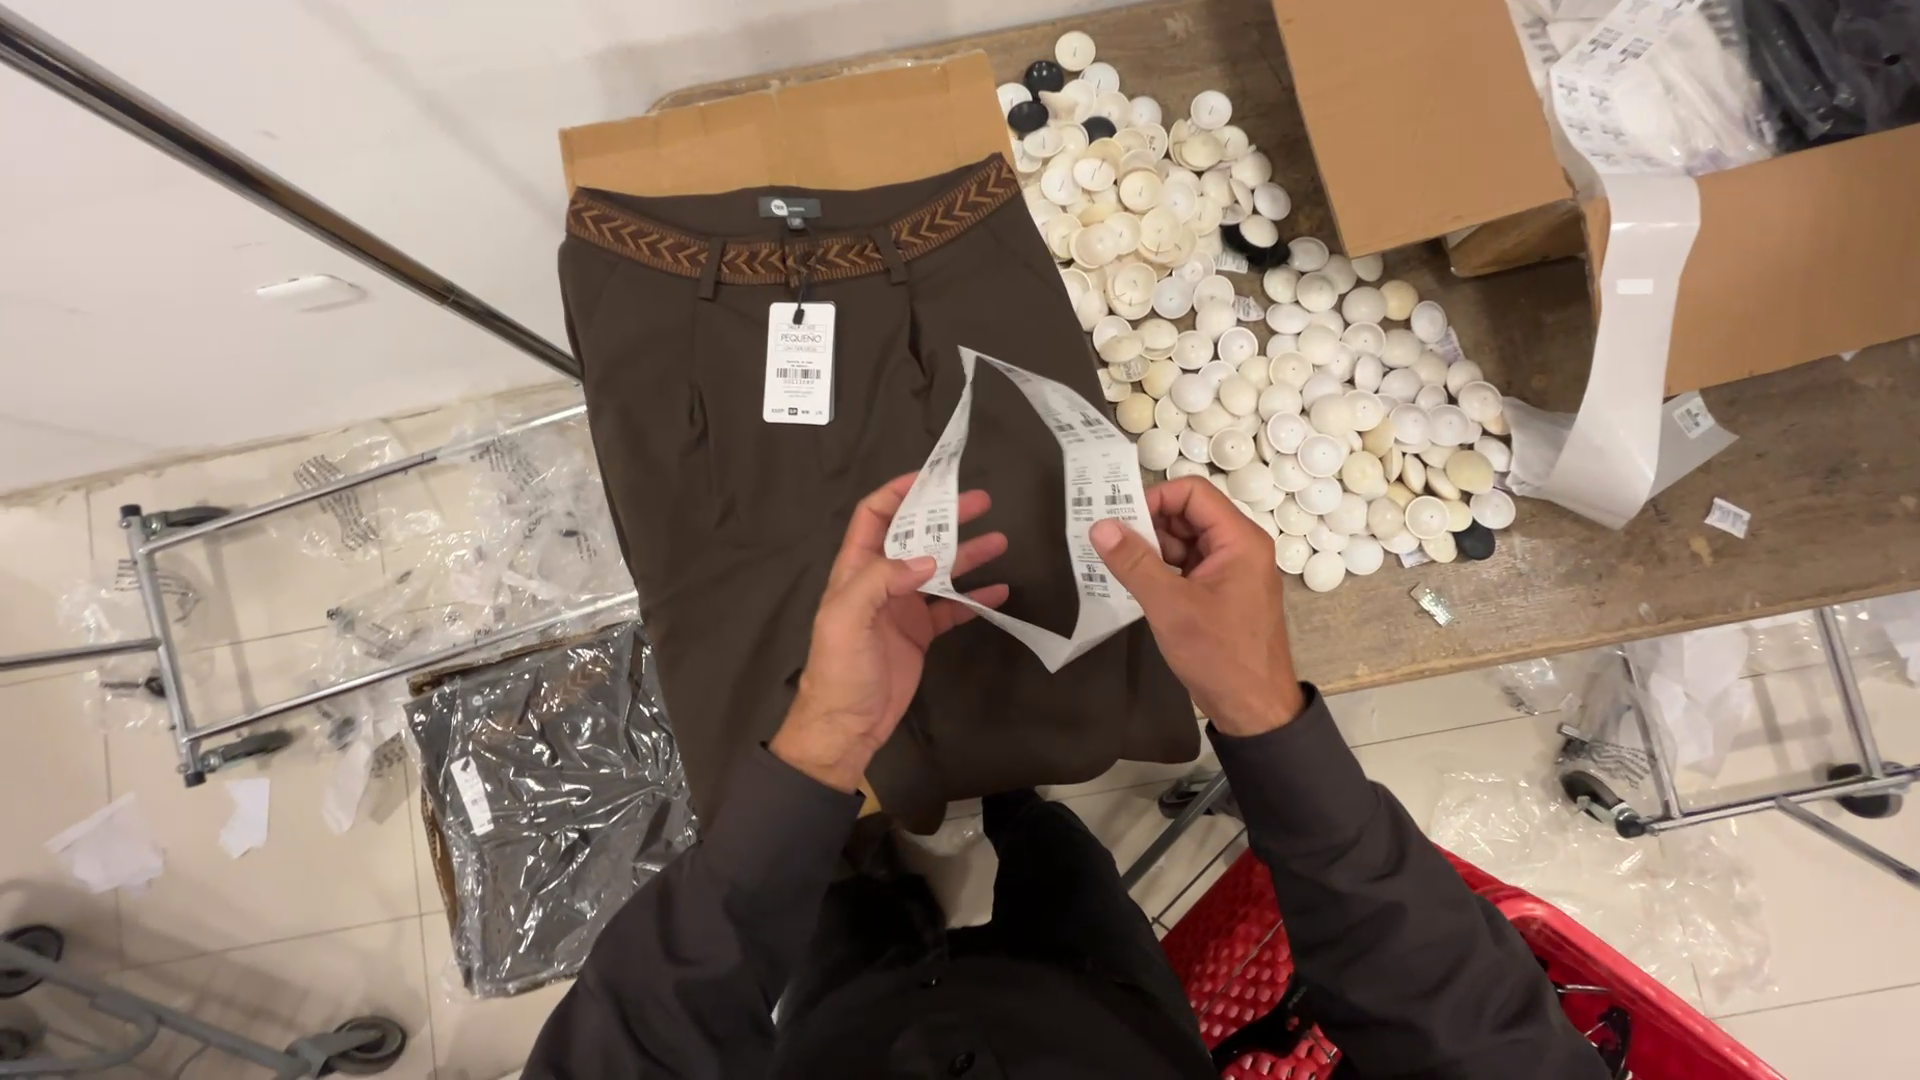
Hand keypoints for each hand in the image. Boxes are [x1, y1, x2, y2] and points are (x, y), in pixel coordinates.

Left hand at [770, 473, 1009, 792]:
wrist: (847, 727)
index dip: (898, 492)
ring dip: (967, 554)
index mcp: (856, 570)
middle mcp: (881, 582)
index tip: (932, 477)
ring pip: (938, 570)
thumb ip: (880, 581)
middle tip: (981, 501)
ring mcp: (902, 608)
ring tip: (1000, 539)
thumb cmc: (839, 670)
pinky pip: (951, 608)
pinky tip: (999, 591)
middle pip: (914, 537)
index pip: (874, 517)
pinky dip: (974, 597)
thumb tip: (927, 559)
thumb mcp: (847, 620)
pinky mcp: (920, 633)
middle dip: (944, 516)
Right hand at [1089, 477, 1304, 736]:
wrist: (1253, 710)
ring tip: (1115, 564)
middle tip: (1109, 542)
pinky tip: (1133, 582)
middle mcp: (1238, 547)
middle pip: (1187, 514)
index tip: (1120, 521)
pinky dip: (1160, 569)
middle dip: (1147, 525)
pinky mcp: (1218, 592)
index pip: (1193, 493)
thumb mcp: (1170, 606)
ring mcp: (1229, 571)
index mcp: (1239, 540)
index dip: (1154, 498)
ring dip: (1150, 549)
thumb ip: (1134, 562)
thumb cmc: (1218, 654)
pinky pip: (1185, 566)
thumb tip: (1100, 526)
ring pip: (1183, 541)